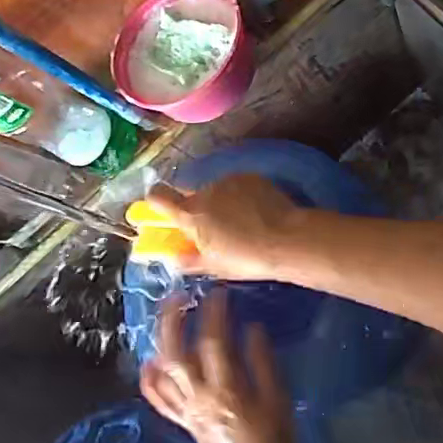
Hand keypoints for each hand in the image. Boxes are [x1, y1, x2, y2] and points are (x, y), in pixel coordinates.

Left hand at [140, 290, 292, 442]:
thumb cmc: (272, 440)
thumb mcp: (277, 399)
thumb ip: (263, 363)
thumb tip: (253, 328)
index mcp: (226, 390)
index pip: (212, 343)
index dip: (212, 314)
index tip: (217, 292)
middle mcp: (199, 397)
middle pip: (174, 353)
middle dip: (172, 320)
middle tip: (179, 296)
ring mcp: (186, 409)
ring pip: (163, 371)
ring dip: (160, 340)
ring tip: (166, 316)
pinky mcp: (181, 421)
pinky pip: (158, 399)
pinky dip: (150, 378)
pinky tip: (150, 360)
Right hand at [149, 176, 304, 281]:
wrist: (287, 239)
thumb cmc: (246, 258)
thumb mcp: (214, 266)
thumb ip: (188, 259)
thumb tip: (172, 257)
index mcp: (191, 214)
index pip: (158, 196)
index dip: (155, 202)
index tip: (160, 211)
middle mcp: (206, 191)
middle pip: (192, 197)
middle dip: (198, 211)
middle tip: (214, 230)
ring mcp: (229, 181)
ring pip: (216, 191)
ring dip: (221, 203)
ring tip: (241, 223)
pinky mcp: (250, 176)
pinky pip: (236, 186)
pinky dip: (240, 197)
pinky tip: (255, 213)